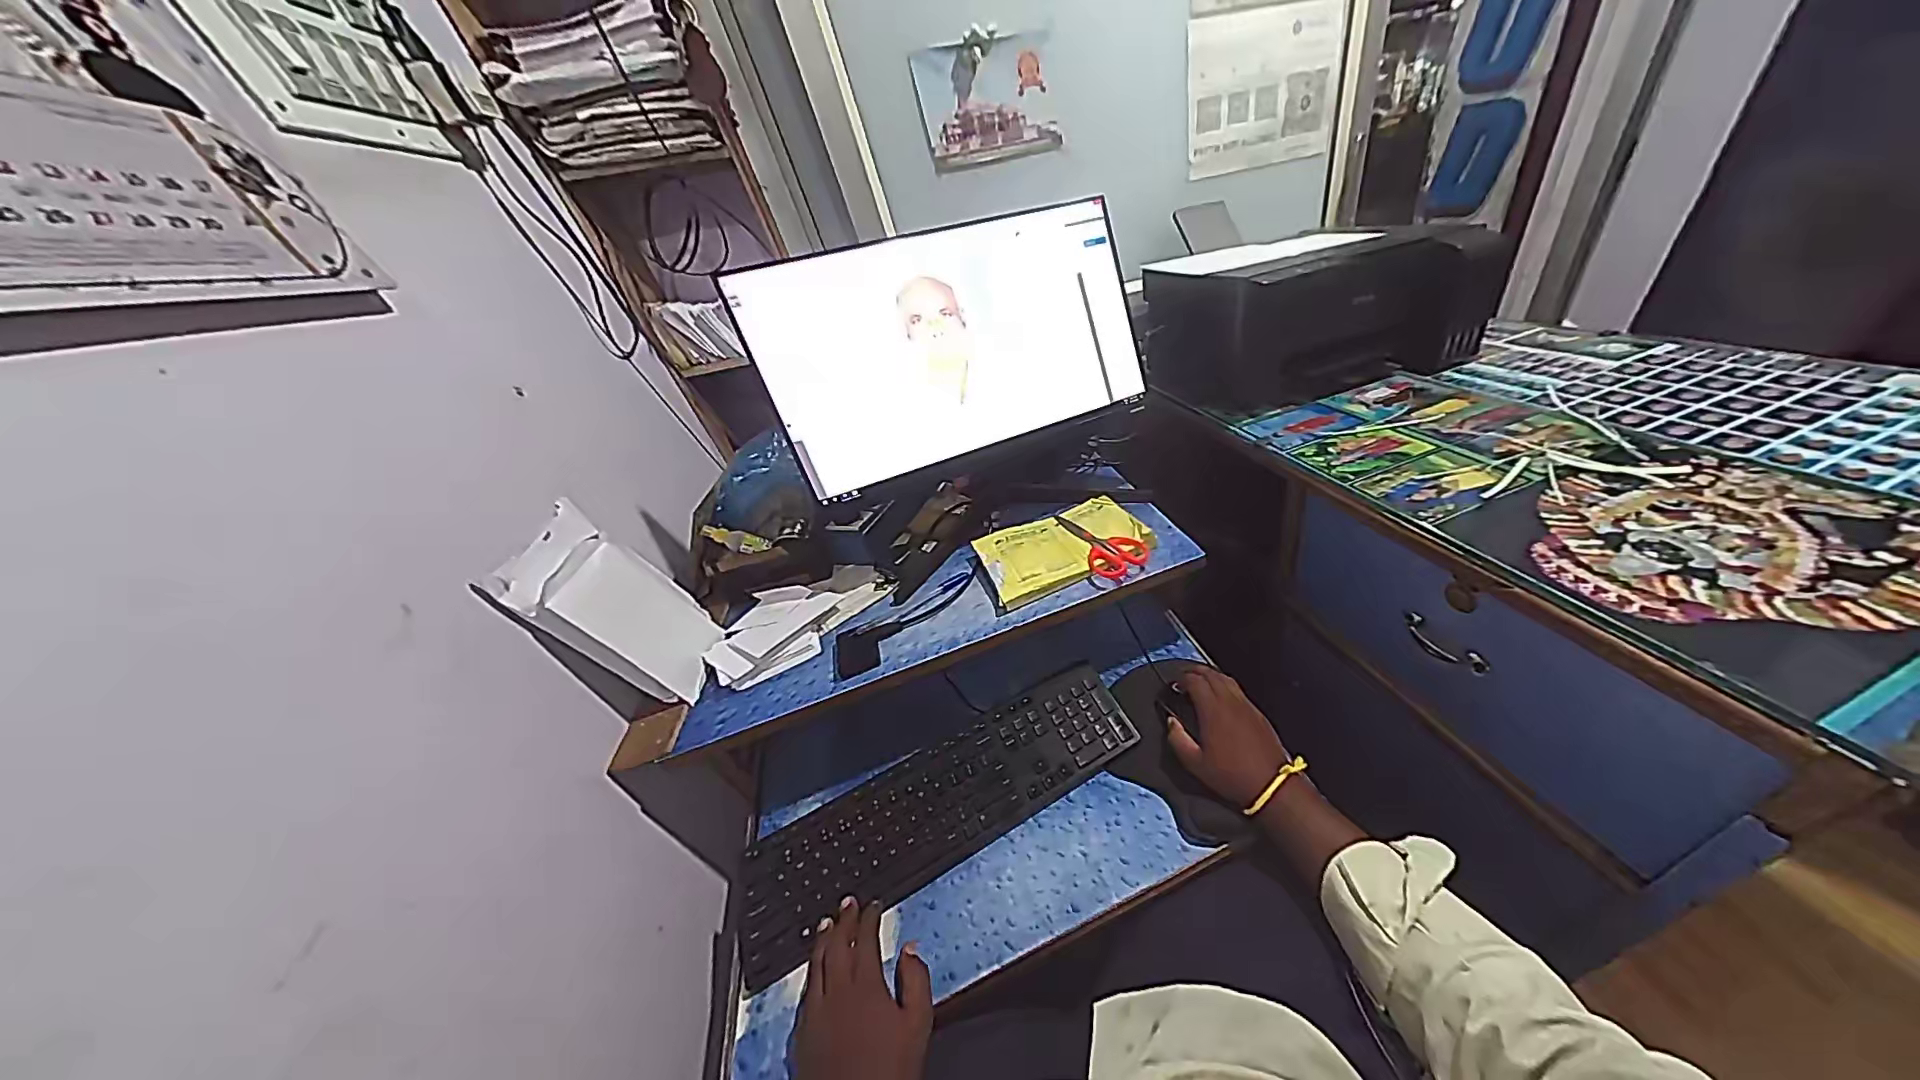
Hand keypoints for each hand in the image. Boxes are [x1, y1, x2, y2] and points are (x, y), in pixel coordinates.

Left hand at [795, 897, 932, 1079]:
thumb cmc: (888, 1071)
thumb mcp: (918, 1024)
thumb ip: (917, 980)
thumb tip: (910, 950)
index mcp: (865, 986)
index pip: (865, 939)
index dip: (869, 917)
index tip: (873, 905)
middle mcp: (837, 992)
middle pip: (836, 944)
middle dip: (843, 919)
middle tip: (847, 903)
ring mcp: (816, 1010)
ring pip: (816, 962)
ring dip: (822, 938)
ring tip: (826, 923)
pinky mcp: (802, 1031)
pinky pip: (806, 987)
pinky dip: (811, 967)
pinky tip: (814, 966)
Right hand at [1165, 667, 1292, 809]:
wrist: (1271, 785)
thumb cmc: (1232, 776)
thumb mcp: (1195, 763)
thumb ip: (1177, 739)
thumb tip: (1171, 724)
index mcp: (1213, 711)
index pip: (1195, 681)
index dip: (1181, 678)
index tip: (1174, 683)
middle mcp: (1231, 703)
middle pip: (1211, 674)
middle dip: (1195, 672)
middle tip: (1184, 677)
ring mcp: (1247, 706)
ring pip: (1227, 679)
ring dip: (1211, 676)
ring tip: (1201, 681)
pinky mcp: (1258, 714)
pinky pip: (1239, 690)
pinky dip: (1225, 685)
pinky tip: (1221, 696)